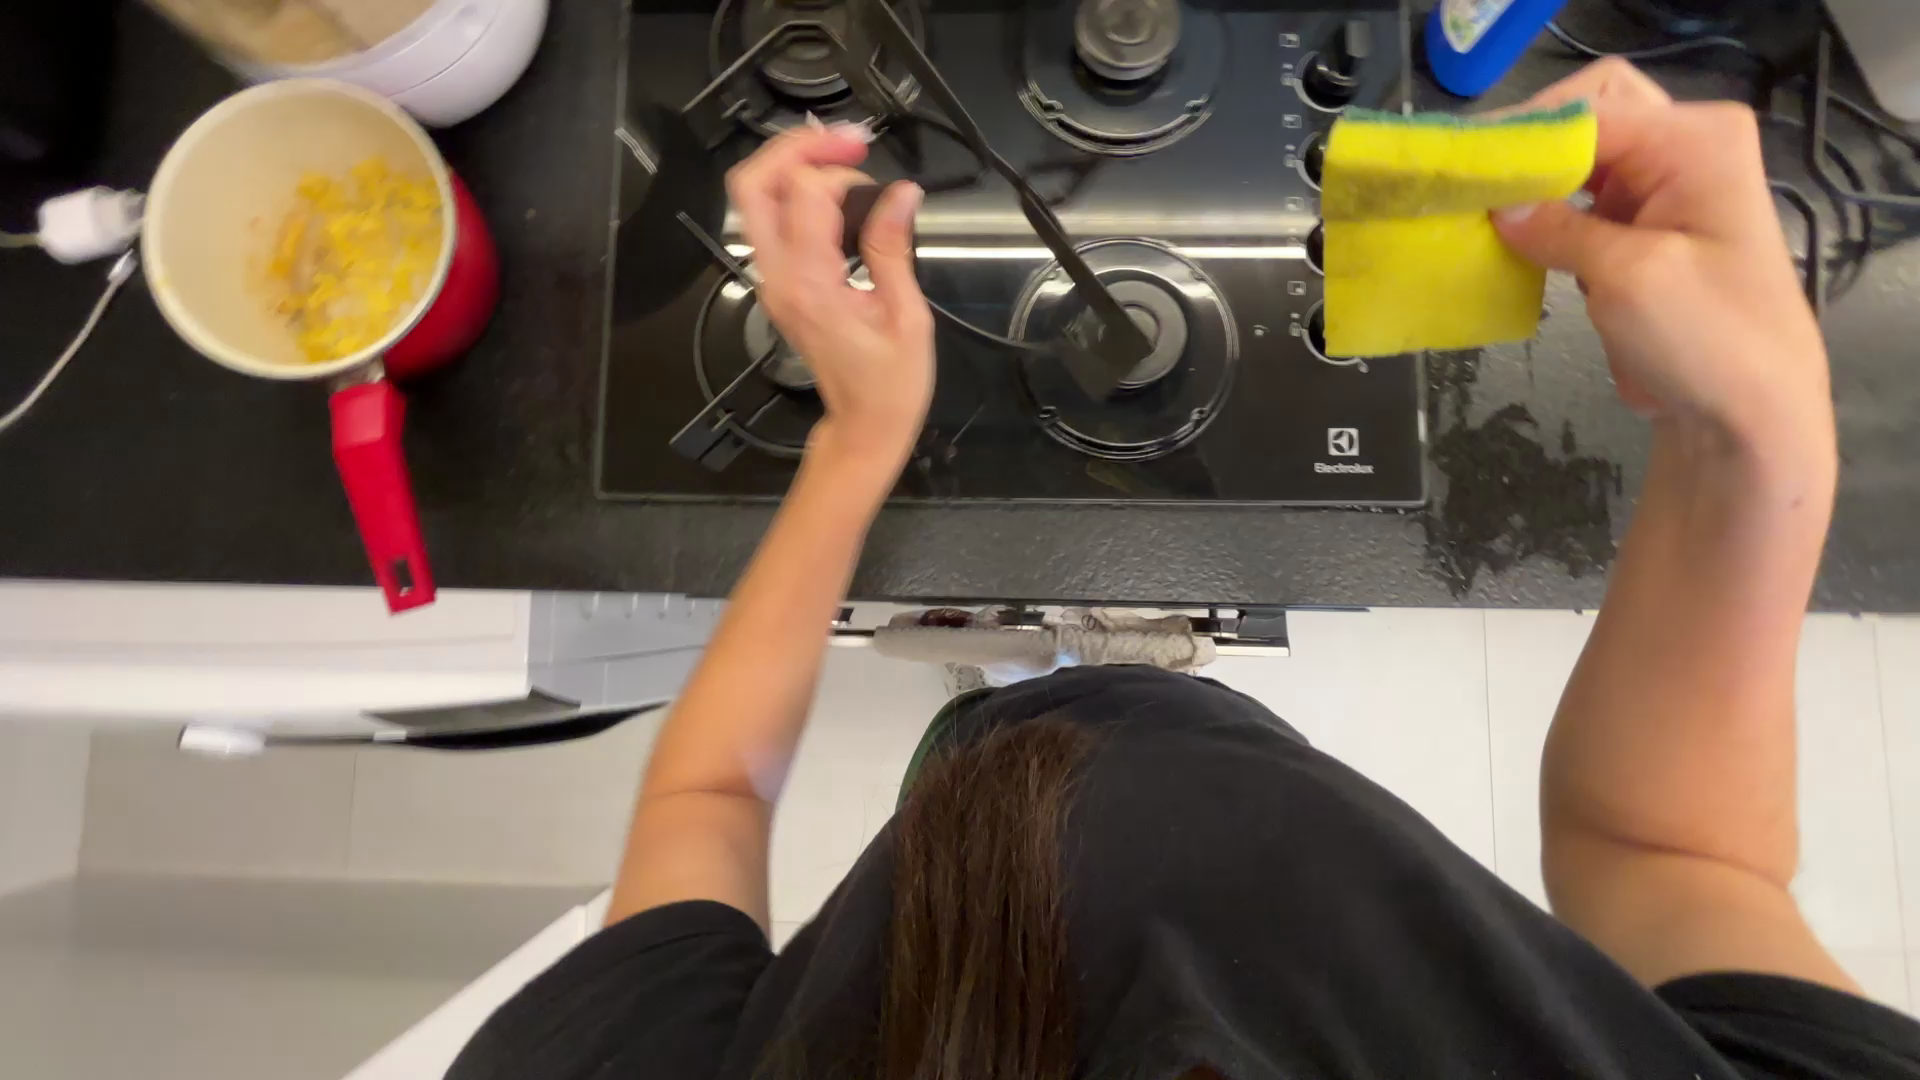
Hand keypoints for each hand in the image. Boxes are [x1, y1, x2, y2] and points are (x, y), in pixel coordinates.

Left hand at [726, 127, 933, 471]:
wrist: (863, 426)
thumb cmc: (890, 386)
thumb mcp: (906, 316)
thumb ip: (893, 248)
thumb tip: (902, 193)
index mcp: (810, 285)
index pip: (806, 193)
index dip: (845, 175)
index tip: (885, 188)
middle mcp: (778, 279)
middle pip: (754, 184)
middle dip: (797, 149)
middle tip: (846, 144)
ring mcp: (773, 284)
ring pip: (755, 200)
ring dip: (794, 169)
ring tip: (844, 164)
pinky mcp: (780, 288)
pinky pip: (772, 225)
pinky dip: (798, 198)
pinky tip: (838, 199)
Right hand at [1491, 58, 1832, 462]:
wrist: (1735, 402)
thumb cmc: (1704, 335)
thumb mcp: (1630, 275)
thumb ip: (1561, 230)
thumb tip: (1495, 205)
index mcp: (1694, 144)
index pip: (1593, 110)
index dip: (1524, 136)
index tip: (1460, 175)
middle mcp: (1675, 153)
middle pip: (1584, 118)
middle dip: (1522, 147)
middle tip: (1461, 187)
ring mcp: (1649, 193)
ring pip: (1569, 160)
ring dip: (1520, 182)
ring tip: (1464, 211)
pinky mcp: (1621, 232)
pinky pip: (1564, 203)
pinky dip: (1526, 214)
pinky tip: (1491, 235)